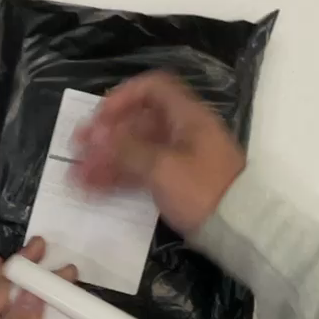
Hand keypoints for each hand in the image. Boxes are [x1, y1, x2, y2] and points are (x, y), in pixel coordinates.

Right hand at [71, 71, 245, 234]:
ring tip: (78, 175)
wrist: (241, 229)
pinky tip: (93, 187)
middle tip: (77, 148)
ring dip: (106, 158)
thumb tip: (95, 134)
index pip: (152, 89)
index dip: (122, 97)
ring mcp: (178, 157)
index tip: (99, 118)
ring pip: (135, 149)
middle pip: (138, 121)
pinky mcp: (175, 181)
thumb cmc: (203, 190)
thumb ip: (125, 148)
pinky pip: (141, 171)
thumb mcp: (161, 167)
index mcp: (186, 116)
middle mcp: (181, 131)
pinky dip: (118, 176)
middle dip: (105, 134)